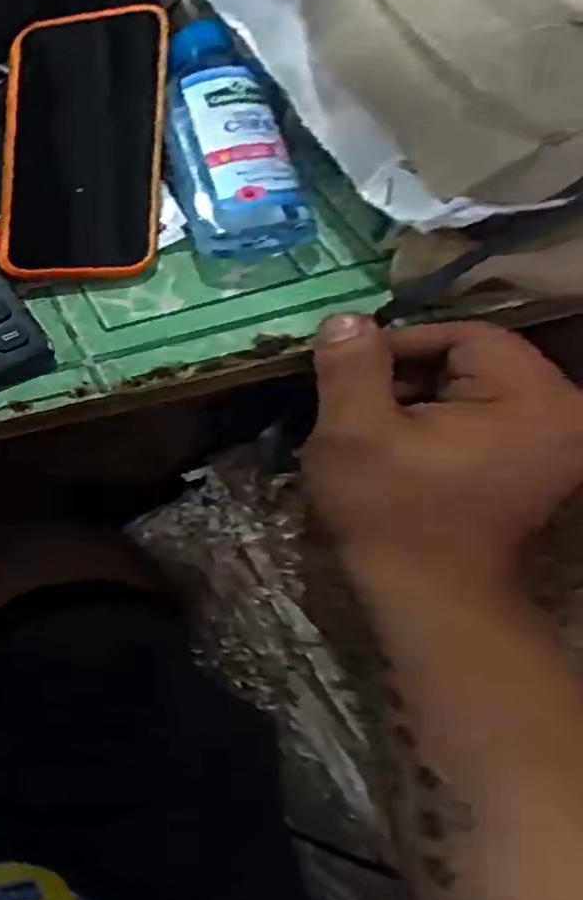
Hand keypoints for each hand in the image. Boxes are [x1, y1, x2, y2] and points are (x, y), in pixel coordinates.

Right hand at [305, 314, 582, 586]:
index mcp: (536, 400)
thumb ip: (351, 369)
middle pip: (475, 360)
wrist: (423, 581)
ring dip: (411, 396)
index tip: (340, 369)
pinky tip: (393, 442)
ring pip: (472, 387)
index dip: (398, 343)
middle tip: (345, 399)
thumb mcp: (352, 430)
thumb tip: (345, 318)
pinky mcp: (536, 459)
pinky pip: (480, 415)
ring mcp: (557, 439)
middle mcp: (567, 413)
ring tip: (362, 422)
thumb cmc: (386, 502)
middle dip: (402, 373)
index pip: (469, 336)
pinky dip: (431, 418)